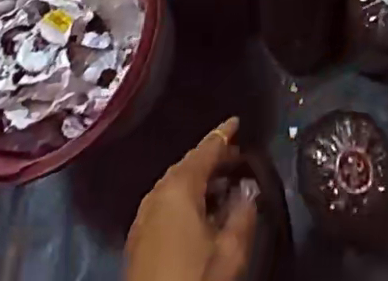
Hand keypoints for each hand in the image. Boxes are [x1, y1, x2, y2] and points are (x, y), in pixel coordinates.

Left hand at [124, 117, 257, 280]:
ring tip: (225, 183)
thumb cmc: (196, 280)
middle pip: (188, 165)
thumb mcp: (230, 250)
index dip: (223, 135)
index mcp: (178, 189)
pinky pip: (166, 203)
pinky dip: (186, 197)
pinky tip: (203, 211)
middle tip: (239, 157)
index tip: (237, 122)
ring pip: (175, 185)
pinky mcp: (138, 242)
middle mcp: (156, 196)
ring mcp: (143, 219)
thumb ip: (244, 212)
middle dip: (213, 159)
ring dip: (200, 179)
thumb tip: (249, 189)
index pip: (205, 151)